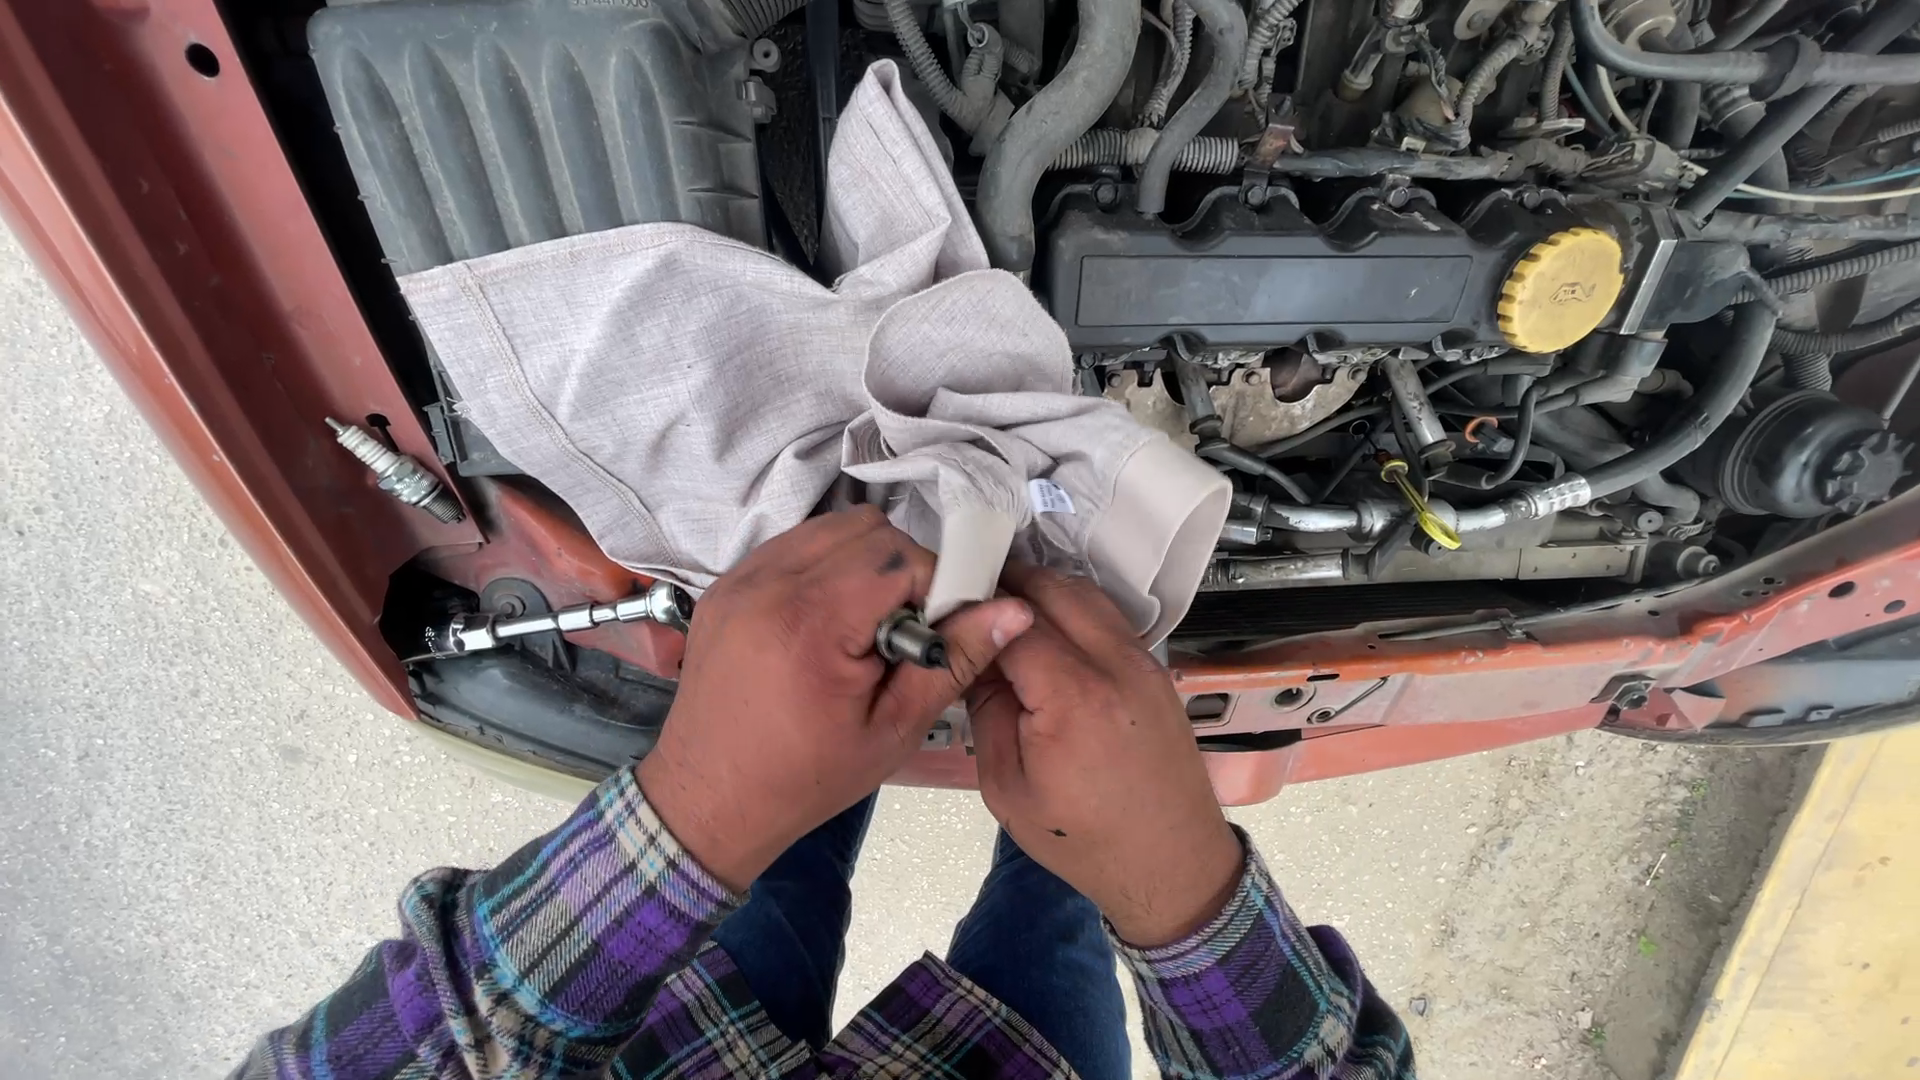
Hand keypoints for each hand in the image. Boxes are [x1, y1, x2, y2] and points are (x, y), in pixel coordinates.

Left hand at [637, 508, 1032, 890]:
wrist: (707, 799)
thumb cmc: (806, 776)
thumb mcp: (894, 728)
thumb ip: (952, 659)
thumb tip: (1015, 610)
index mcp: (812, 621)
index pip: (899, 556)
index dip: (934, 584)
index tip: (935, 626)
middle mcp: (770, 582)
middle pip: (867, 530)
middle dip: (902, 567)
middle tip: (902, 625)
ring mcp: (740, 577)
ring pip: (830, 527)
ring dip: (864, 560)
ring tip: (864, 619)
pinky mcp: (726, 583)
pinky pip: (794, 543)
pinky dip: (826, 563)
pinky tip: (827, 614)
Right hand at [967, 562, 1242, 946]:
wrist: (1170, 863)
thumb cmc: (1082, 839)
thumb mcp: (1006, 786)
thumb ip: (987, 709)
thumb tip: (973, 656)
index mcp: (1074, 697)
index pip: (1013, 622)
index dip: (975, 612)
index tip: (948, 616)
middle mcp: (1115, 663)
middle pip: (1052, 588)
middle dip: (1007, 585)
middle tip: (971, 603)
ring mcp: (1142, 660)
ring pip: (1084, 592)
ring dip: (1042, 589)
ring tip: (1006, 613)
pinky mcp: (1155, 667)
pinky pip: (1107, 615)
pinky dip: (1072, 607)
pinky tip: (1047, 632)